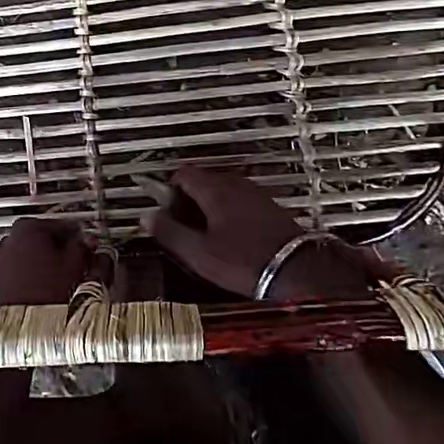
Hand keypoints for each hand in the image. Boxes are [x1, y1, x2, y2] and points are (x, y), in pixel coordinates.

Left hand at [0, 217, 91, 305]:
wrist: (19, 326)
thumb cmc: (43, 292)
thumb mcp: (75, 263)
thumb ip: (83, 246)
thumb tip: (86, 242)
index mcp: (28, 226)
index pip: (64, 224)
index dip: (81, 236)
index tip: (90, 245)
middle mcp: (11, 239)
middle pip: (47, 239)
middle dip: (66, 250)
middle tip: (82, 262)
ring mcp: (3, 260)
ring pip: (36, 256)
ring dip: (53, 264)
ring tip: (69, 279)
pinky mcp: (1, 280)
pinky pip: (26, 272)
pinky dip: (39, 277)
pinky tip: (53, 290)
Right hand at [144, 164, 369, 299]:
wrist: (296, 270)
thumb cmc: (245, 262)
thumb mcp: (199, 253)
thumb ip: (169, 232)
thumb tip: (147, 216)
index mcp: (214, 189)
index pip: (183, 173)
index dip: (169, 190)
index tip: (165, 212)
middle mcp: (235, 183)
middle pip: (202, 180)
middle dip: (187, 200)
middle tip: (182, 228)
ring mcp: (254, 192)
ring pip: (221, 190)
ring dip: (208, 207)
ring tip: (205, 237)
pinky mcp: (268, 206)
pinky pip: (238, 200)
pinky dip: (227, 212)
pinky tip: (229, 238)